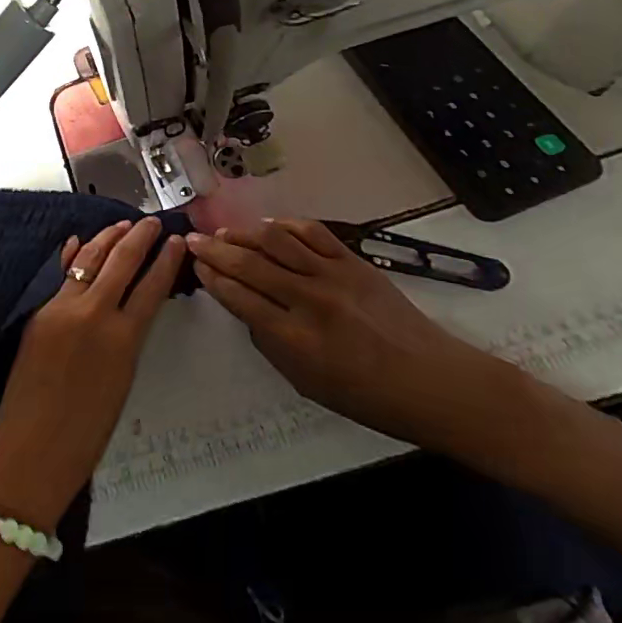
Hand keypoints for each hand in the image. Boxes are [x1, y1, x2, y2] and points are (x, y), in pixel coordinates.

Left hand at [0, 217, 185, 528]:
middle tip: (151, 222)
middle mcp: (94, 315)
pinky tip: (77, 242)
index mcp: (124, 339)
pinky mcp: (37, 315)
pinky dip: (72, 258)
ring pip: (88, 262)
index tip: (176, 242)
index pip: (152, 286)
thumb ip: (126, 339)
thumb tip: (128, 310)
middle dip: (139, 237)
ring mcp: (61, 311)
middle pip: (121, 262)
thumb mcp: (122, 381)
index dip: (166, 260)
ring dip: (106, 239)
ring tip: (121, 225)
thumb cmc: (86, 432)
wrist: (31, 451)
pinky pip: (60, 277)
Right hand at [186, 219, 504, 447]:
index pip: (240, 298)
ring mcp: (334, 276)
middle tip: (194, 240)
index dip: (213, 278)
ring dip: (246, 234)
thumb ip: (272, 344)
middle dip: (217, 251)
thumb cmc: (364, 395)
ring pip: (278, 243)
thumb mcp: (305, 382)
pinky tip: (270, 227)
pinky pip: (314, 234)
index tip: (196, 265)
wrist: (427, 380)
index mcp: (294, 337)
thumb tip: (250, 311)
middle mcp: (309, 300)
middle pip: (251, 265)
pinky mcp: (355, 262)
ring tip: (224, 231)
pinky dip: (288, 226)